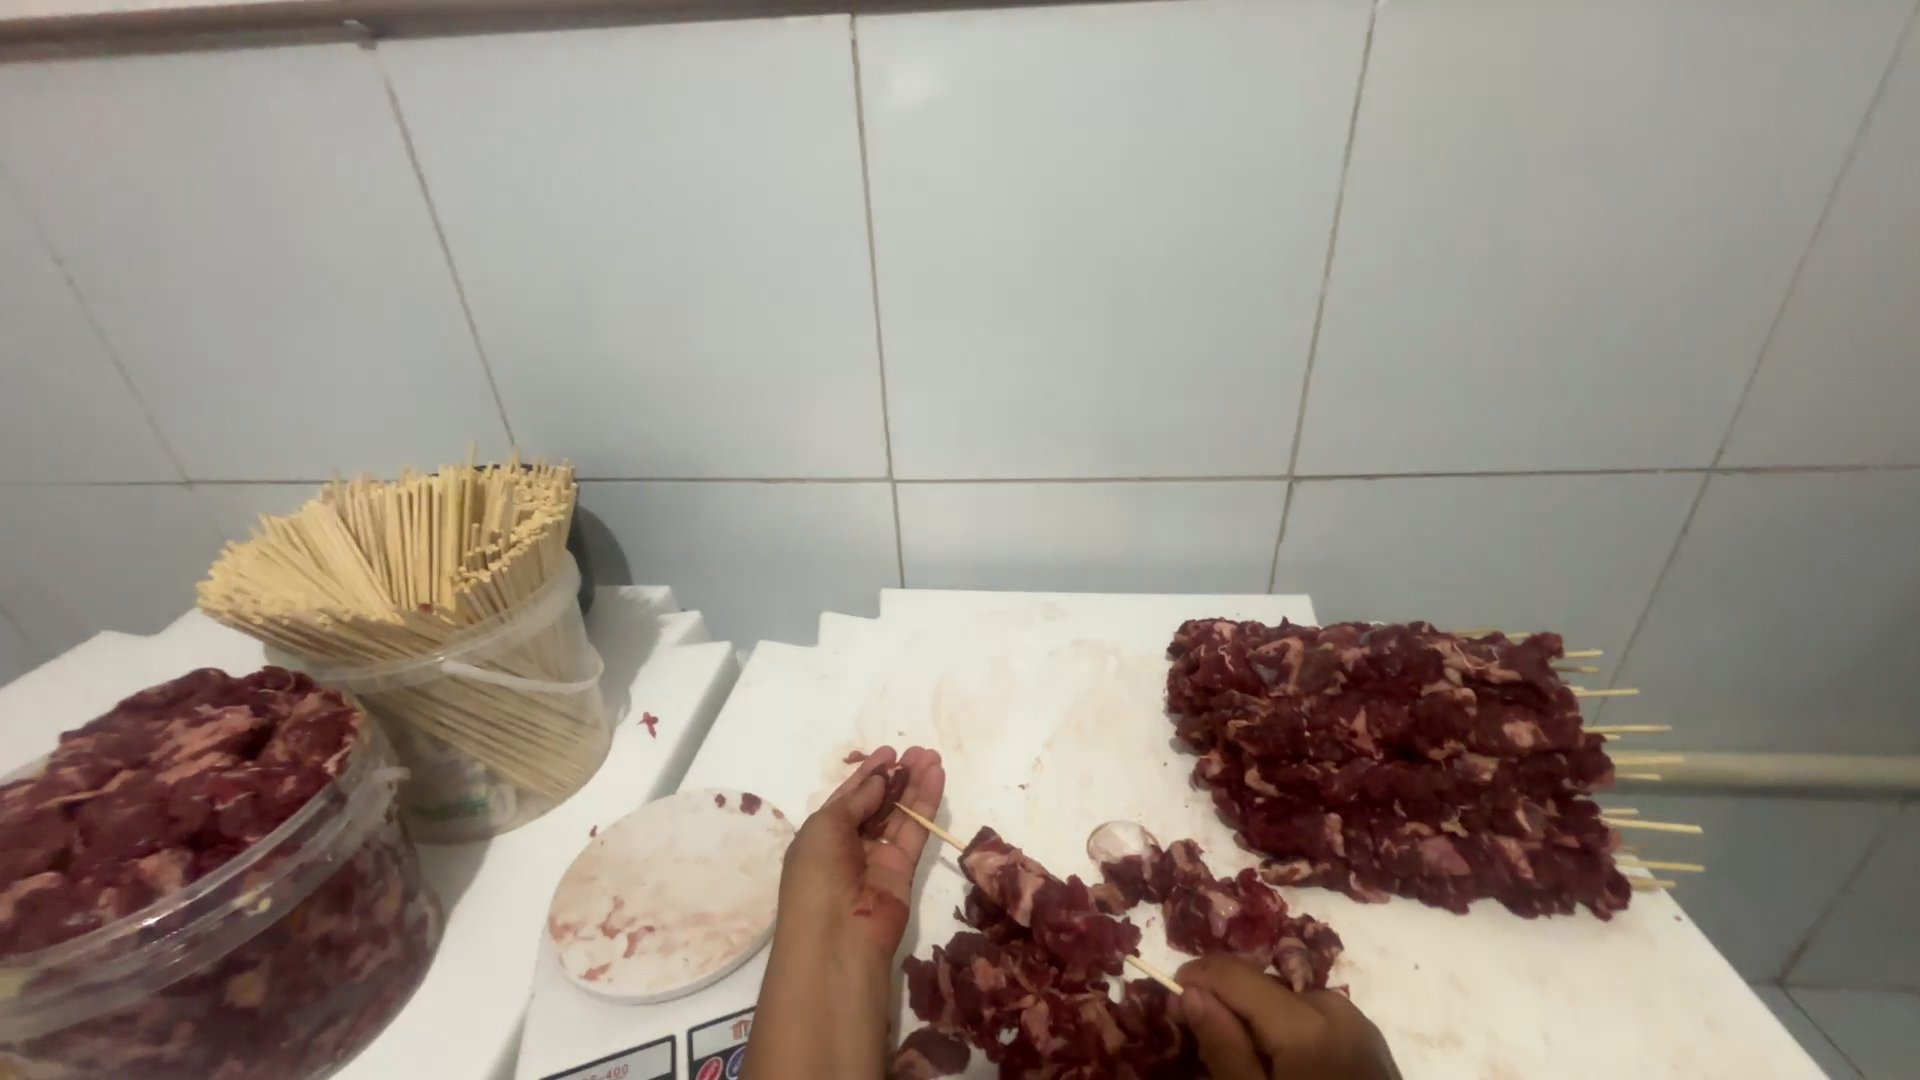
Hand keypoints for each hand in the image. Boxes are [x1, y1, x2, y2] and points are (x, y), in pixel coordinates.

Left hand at [776, 745, 946, 959]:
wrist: (836, 937)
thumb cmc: (817, 875)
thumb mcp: (825, 826)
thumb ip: (856, 799)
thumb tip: (879, 777)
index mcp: (822, 835)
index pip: (848, 797)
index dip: (867, 774)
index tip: (889, 751)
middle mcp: (850, 844)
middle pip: (877, 802)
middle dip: (896, 775)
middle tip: (917, 751)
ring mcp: (878, 858)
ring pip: (900, 813)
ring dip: (915, 784)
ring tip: (932, 756)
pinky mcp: (904, 870)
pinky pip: (916, 830)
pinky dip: (927, 803)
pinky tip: (937, 776)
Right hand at [1174, 954, 1401, 1079]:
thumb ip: (1223, 1048)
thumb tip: (1190, 992)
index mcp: (1305, 1022)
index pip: (1233, 972)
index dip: (1194, 978)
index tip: (1170, 1003)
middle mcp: (1333, 1006)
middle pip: (1258, 982)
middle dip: (1223, 1001)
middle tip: (1199, 1040)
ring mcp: (1357, 1022)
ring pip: (1283, 998)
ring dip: (1253, 1016)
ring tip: (1241, 1059)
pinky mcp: (1370, 1041)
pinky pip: (1310, 1016)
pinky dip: (1283, 1029)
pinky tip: (1278, 1065)